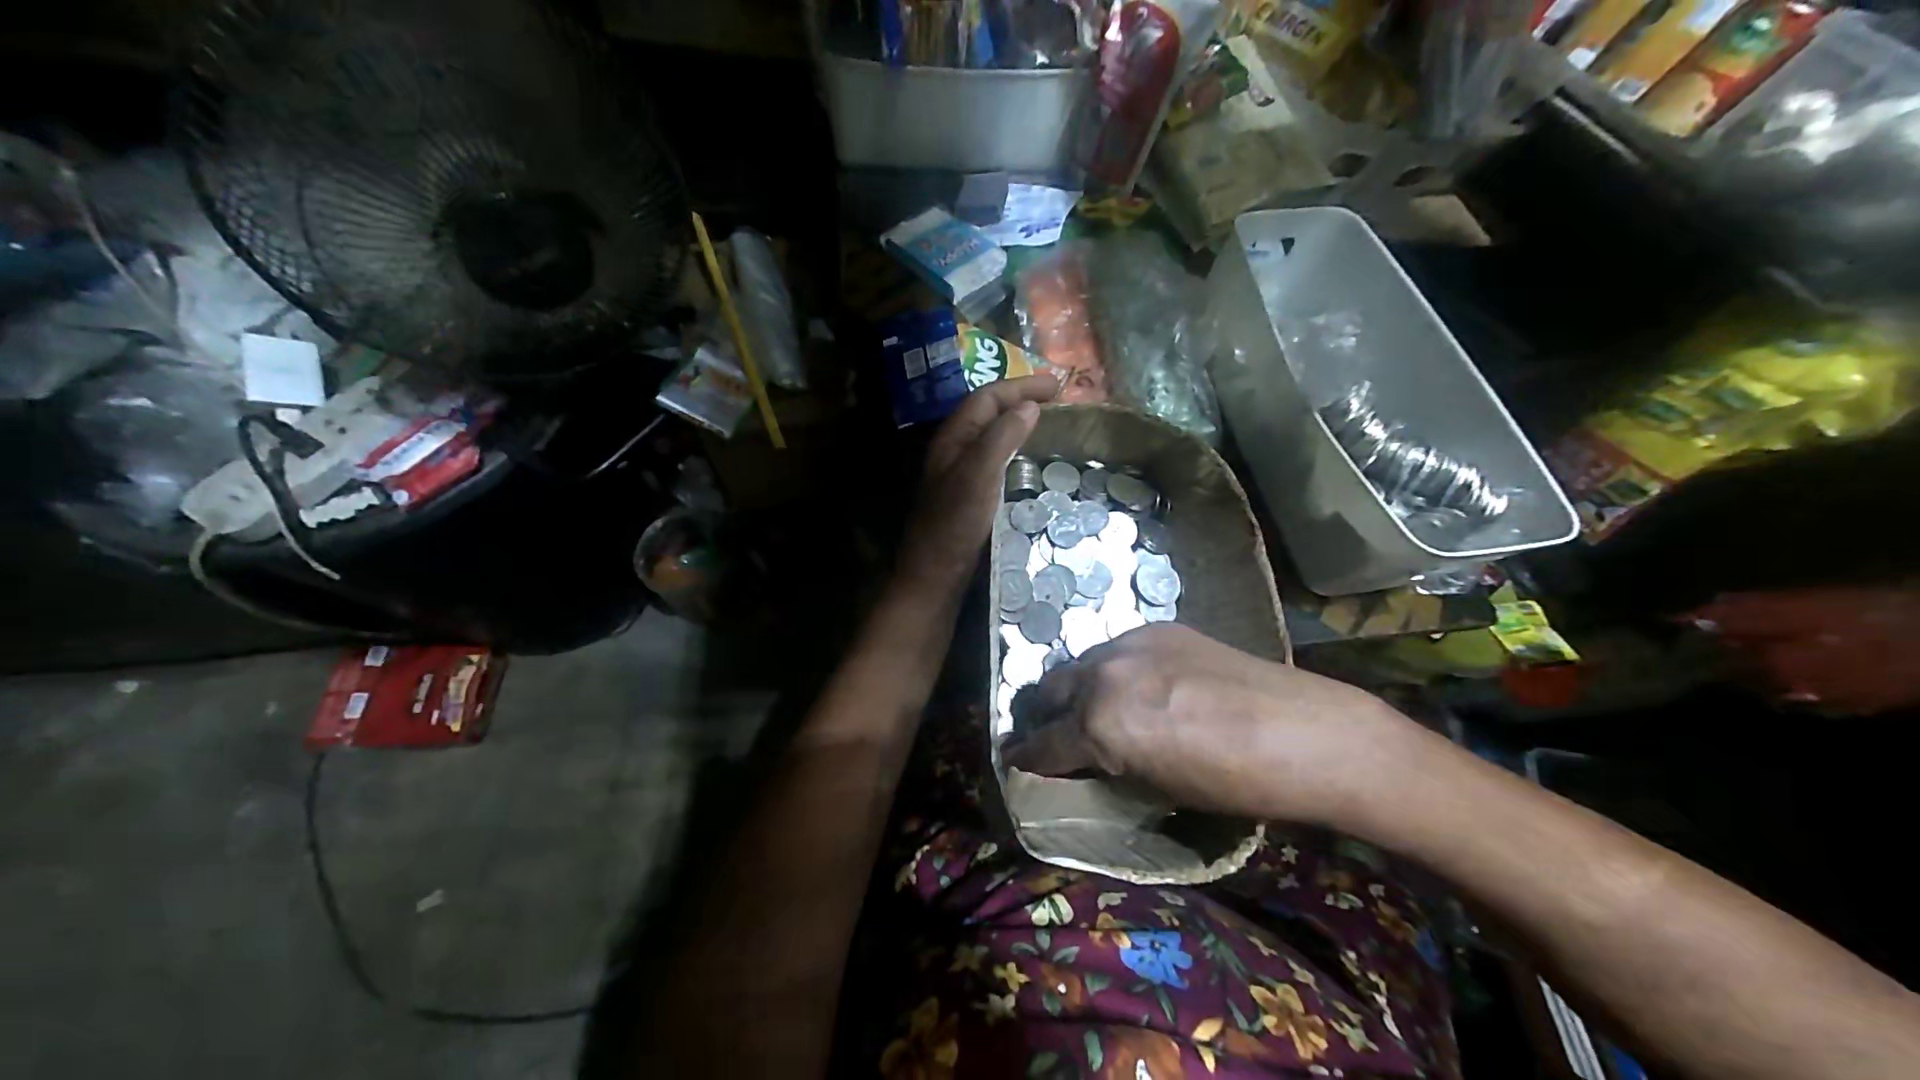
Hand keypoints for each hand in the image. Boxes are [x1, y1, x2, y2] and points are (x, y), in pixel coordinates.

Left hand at [896, 374, 1059, 595]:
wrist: (935, 573)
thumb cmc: (955, 523)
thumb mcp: (979, 474)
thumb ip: (1002, 437)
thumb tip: (1029, 407)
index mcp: (953, 438)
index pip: (988, 397)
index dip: (1021, 386)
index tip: (1057, 385)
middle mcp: (954, 450)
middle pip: (989, 412)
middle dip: (1021, 399)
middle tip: (1057, 398)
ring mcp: (960, 472)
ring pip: (992, 435)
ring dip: (1019, 422)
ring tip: (1049, 422)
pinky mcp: (969, 493)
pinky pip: (996, 457)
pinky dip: (1016, 448)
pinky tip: (1031, 459)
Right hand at [1004, 624, 1418, 826]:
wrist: (1306, 733)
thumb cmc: (1235, 783)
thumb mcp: (1157, 787)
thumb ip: (1108, 764)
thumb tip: (1085, 759)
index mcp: (1099, 725)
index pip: (1043, 744)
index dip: (1026, 759)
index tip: (1016, 763)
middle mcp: (1102, 675)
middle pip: (1049, 692)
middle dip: (1046, 717)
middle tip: (1056, 735)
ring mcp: (1130, 644)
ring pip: (1081, 664)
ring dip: (1078, 688)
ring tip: (1099, 707)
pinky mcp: (1159, 628)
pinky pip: (1117, 649)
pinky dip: (1116, 670)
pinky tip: (1142, 685)